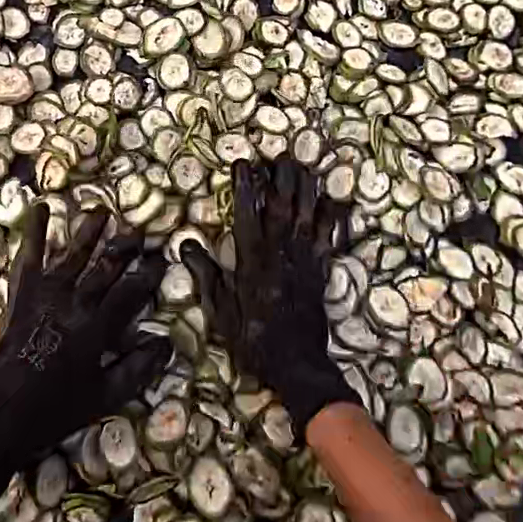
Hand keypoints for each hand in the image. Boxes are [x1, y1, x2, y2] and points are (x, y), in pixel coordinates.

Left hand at [0, 204, 170, 511]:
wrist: (6, 408)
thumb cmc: (58, 407)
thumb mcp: (106, 396)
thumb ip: (138, 369)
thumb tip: (166, 343)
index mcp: (98, 327)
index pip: (131, 292)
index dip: (148, 274)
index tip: (161, 259)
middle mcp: (75, 301)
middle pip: (105, 266)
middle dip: (125, 247)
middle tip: (140, 231)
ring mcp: (47, 291)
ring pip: (74, 253)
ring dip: (89, 231)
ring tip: (103, 210)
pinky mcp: (23, 290)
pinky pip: (31, 253)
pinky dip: (34, 229)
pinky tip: (40, 207)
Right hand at [180, 157, 359, 423]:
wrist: (296, 365)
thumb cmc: (251, 339)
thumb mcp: (219, 311)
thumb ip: (206, 274)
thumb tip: (187, 243)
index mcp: (253, 262)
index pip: (248, 215)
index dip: (246, 187)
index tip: (244, 163)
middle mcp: (280, 256)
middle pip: (283, 209)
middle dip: (282, 180)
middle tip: (280, 156)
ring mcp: (304, 263)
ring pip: (308, 218)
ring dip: (307, 191)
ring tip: (304, 168)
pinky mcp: (320, 272)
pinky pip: (329, 240)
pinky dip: (334, 219)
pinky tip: (336, 201)